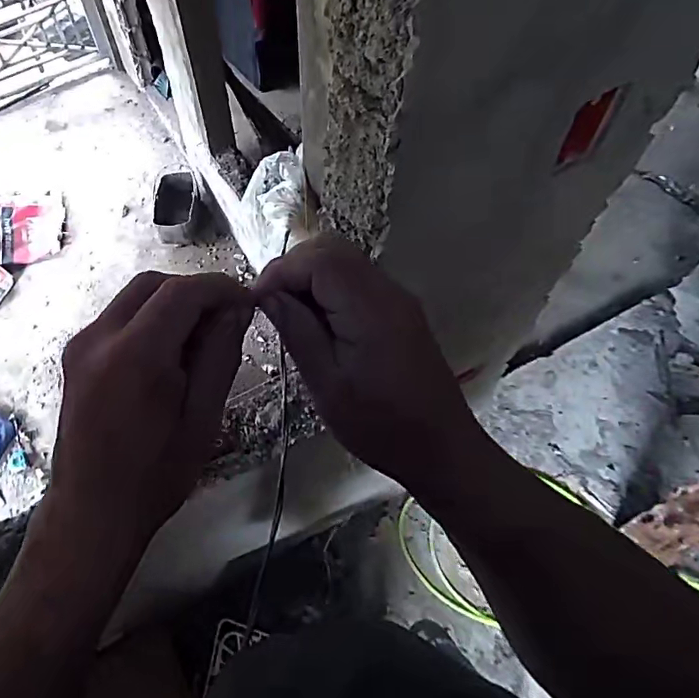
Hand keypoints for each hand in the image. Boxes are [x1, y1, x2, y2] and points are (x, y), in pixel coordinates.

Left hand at [43, 271, 252, 559]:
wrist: (91, 514)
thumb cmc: (155, 475)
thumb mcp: (203, 417)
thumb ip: (220, 354)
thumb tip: (237, 309)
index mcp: (133, 355)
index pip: (180, 292)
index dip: (219, 288)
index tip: (246, 300)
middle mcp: (98, 338)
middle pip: (153, 284)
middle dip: (194, 291)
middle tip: (226, 317)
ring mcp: (81, 345)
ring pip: (134, 297)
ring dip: (171, 303)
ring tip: (201, 337)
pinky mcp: (75, 355)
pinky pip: (119, 317)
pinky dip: (150, 319)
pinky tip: (170, 351)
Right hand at [254, 236, 483, 492]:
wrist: (442, 447)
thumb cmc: (380, 425)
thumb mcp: (327, 385)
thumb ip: (298, 331)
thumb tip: (268, 294)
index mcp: (370, 308)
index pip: (318, 259)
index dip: (281, 270)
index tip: (256, 299)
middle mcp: (387, 291)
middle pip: (332, 249)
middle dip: (293, 267)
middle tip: (270, 304)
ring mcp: (397, 298)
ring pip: (344, 260)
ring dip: (310, 276)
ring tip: (289, 314)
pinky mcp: (400, 309)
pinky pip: (357, 280)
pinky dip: (329, 287)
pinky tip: (318, 322)